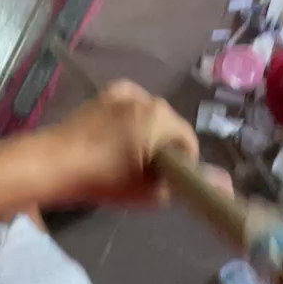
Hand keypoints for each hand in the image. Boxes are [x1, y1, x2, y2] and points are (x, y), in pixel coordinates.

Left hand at [25, 81, 198, 206]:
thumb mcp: (151, 191)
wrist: (56, 163)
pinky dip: (128, 122)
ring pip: (147, 117)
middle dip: (162, 148)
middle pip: (168, 126)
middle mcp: (145, 97)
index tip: (165, 183)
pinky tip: (114, 141)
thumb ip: (190, 185)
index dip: (182, 165)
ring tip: (126, 159)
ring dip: (145, 134)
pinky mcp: (102, 95)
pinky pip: (128, 108)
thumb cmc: (106, 179)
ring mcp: (121, 92)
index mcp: (161, 116)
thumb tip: (227, 184)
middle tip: (144, 174)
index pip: (188, 142)